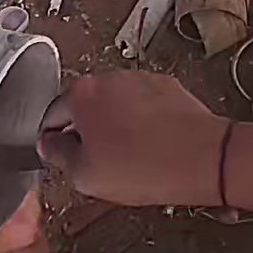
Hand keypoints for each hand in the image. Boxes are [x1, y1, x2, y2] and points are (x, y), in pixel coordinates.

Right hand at [40, 72, 229, 206]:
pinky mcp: (166, 86)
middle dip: (86, 132)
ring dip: (115, 126)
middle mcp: (108, 78)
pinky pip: (142, 104)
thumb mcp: (84, 174)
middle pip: (84, 106)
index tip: (62, 158)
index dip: (53, 142)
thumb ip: (57, 155)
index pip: (51, 116)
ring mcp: (139, 79)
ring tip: (130, 156)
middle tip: (99, 163)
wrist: (202, 158)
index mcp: (81, 94)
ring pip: (114, 104)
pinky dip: (141, 121)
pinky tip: (150, 145)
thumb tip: (50, 144)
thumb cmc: (143, 167)